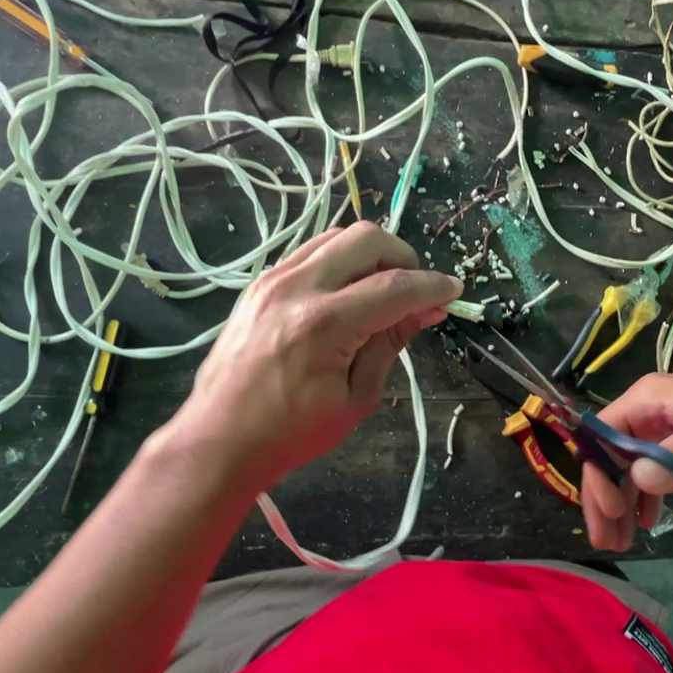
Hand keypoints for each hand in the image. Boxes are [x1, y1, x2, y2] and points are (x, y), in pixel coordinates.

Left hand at [161, 222, 462, 487]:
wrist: (219, 437)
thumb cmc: (292, 432)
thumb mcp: (357, 397)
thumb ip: (391, 342)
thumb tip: (429, 309)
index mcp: (324, 325)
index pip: (395, 287)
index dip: (433, 286)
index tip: (453, 291)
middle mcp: (297, 288)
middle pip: (367, 239)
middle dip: (403, 258)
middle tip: (414, 290)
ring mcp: (274, 278)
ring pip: (338, 235)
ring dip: (371, 254)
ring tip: (382, 289)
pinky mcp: (261, 281)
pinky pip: (313, 249)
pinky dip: (341, 259)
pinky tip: (348, 290)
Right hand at [581, 373, 672, 551]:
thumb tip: (638, 479)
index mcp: (655, 396)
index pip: (604, 434)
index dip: (599, 475)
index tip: (612, 516)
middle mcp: (654, 404)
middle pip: (610, 450)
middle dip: (604, 495)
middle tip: (608, 543)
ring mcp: (668, 423)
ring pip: (626, 462)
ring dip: (619, 501)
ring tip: (621, 543)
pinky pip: (648, 467)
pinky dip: (642, 496)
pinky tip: (648, 522)